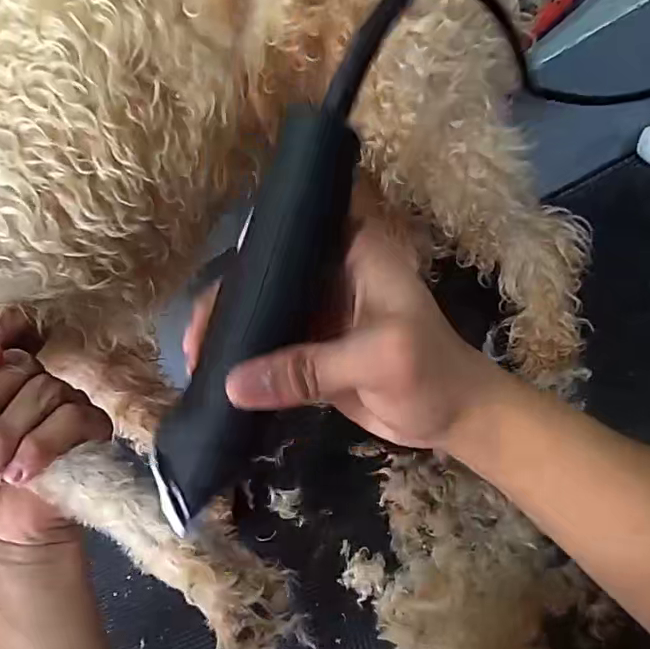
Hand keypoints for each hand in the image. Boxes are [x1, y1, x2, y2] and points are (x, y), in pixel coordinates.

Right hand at [183, 226, 505, 448]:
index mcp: (352, 253)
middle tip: (193, 341)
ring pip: (264, 314)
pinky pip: (272, 352)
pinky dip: (249, 363)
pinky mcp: (315, 352)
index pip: (289, 231)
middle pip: (265, 275)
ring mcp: (320, 314)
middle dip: (227, 302)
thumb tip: (233, 384)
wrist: (456, 417)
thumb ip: (309, 368)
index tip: (213, 284)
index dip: (249, 248)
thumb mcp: (379, 360)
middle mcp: (330, 275)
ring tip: (194, 362)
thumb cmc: (433, 373)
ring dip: (233, 335)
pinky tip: (217, 378)